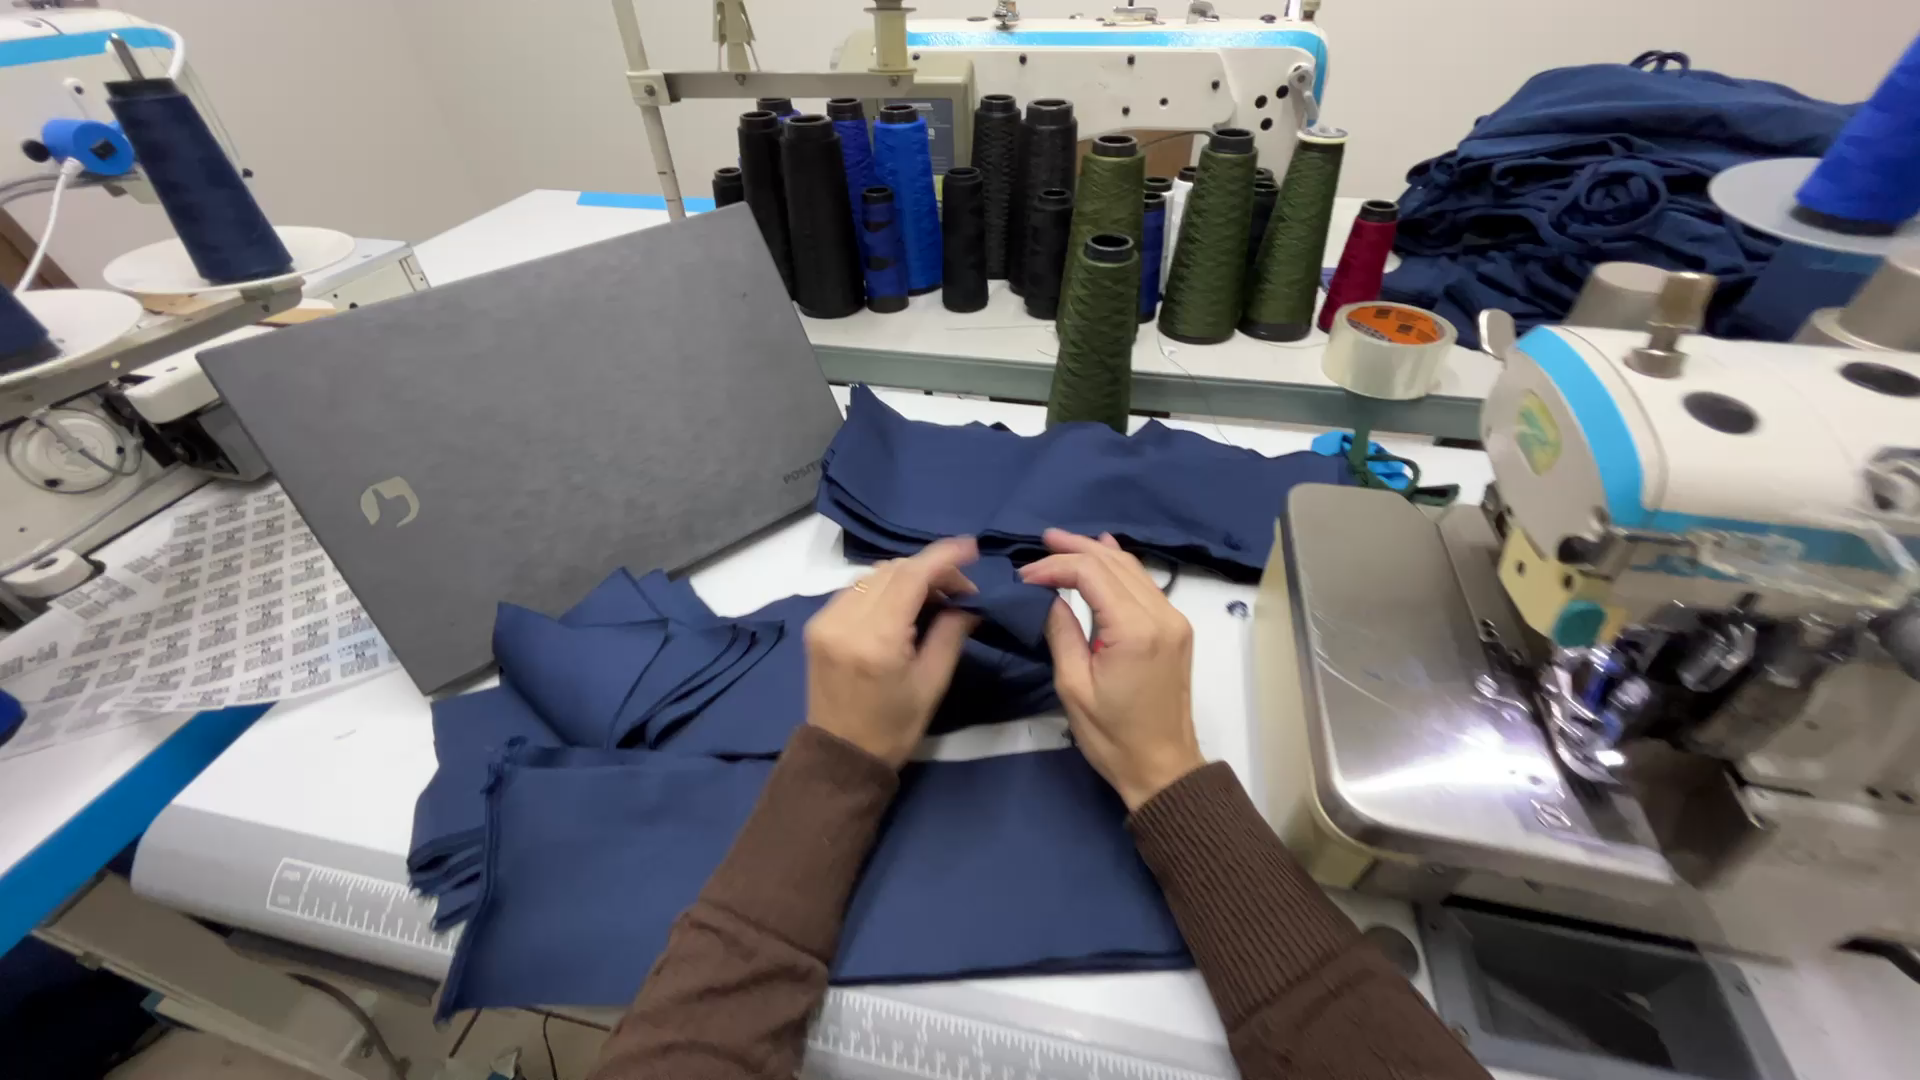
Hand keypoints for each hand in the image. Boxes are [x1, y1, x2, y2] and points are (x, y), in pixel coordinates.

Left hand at [805, 537, 981, 767]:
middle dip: (930, 570)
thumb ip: (951, 633)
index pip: (911, 576)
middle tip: (959, 591)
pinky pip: (857, 589)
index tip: (972, 548)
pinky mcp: (817, 624)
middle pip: (893, 570)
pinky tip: (901, 605)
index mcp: (876, 640)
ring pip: (874, 575)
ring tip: (934, 597)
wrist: (840, 756)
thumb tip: (968, 601)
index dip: (943, 557)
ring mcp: (825, 620)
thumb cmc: (893, 728)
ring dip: (907, 577)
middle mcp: (844, 621)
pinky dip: (884, 588)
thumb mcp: (932, 683)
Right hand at [1020, 529, 1202, 809]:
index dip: (1056, 567)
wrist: (1163, 767)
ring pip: (1133, 568)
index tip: (1026, 577)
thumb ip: (1060, 631)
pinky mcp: (1176, 628)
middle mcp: (1161, 615)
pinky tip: (1103, 552)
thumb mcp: (1073, 685)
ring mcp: (1174, 620)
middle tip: (1042, 540)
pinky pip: (1145, 584)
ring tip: (1063, 543)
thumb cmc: (1112, 736)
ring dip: (1097, 553)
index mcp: (1134, 630)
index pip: (1091, 574)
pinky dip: (1119, 567)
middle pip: (1115, 563)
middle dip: (1076, 548)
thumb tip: (1046, 594)